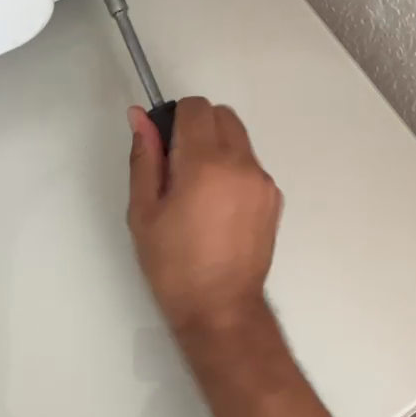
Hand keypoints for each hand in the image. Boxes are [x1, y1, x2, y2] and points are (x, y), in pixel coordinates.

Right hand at [127, 97, 283, 340]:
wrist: (220, 308)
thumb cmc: (173, 266)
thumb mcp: (144, 212)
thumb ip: (144, 158)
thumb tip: (141, 118)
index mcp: (205, 164)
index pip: (195, 107)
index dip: (174, 120)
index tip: (164, 149)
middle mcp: (241, 164)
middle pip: (221, 115)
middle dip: (197, 128)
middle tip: (177, 170)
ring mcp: (263, 181)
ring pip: (239, 139)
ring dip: (217, 148)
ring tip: (198, 194)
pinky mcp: (274, 199)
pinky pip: (251, 166)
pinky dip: (233, 171)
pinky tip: (218, 210)